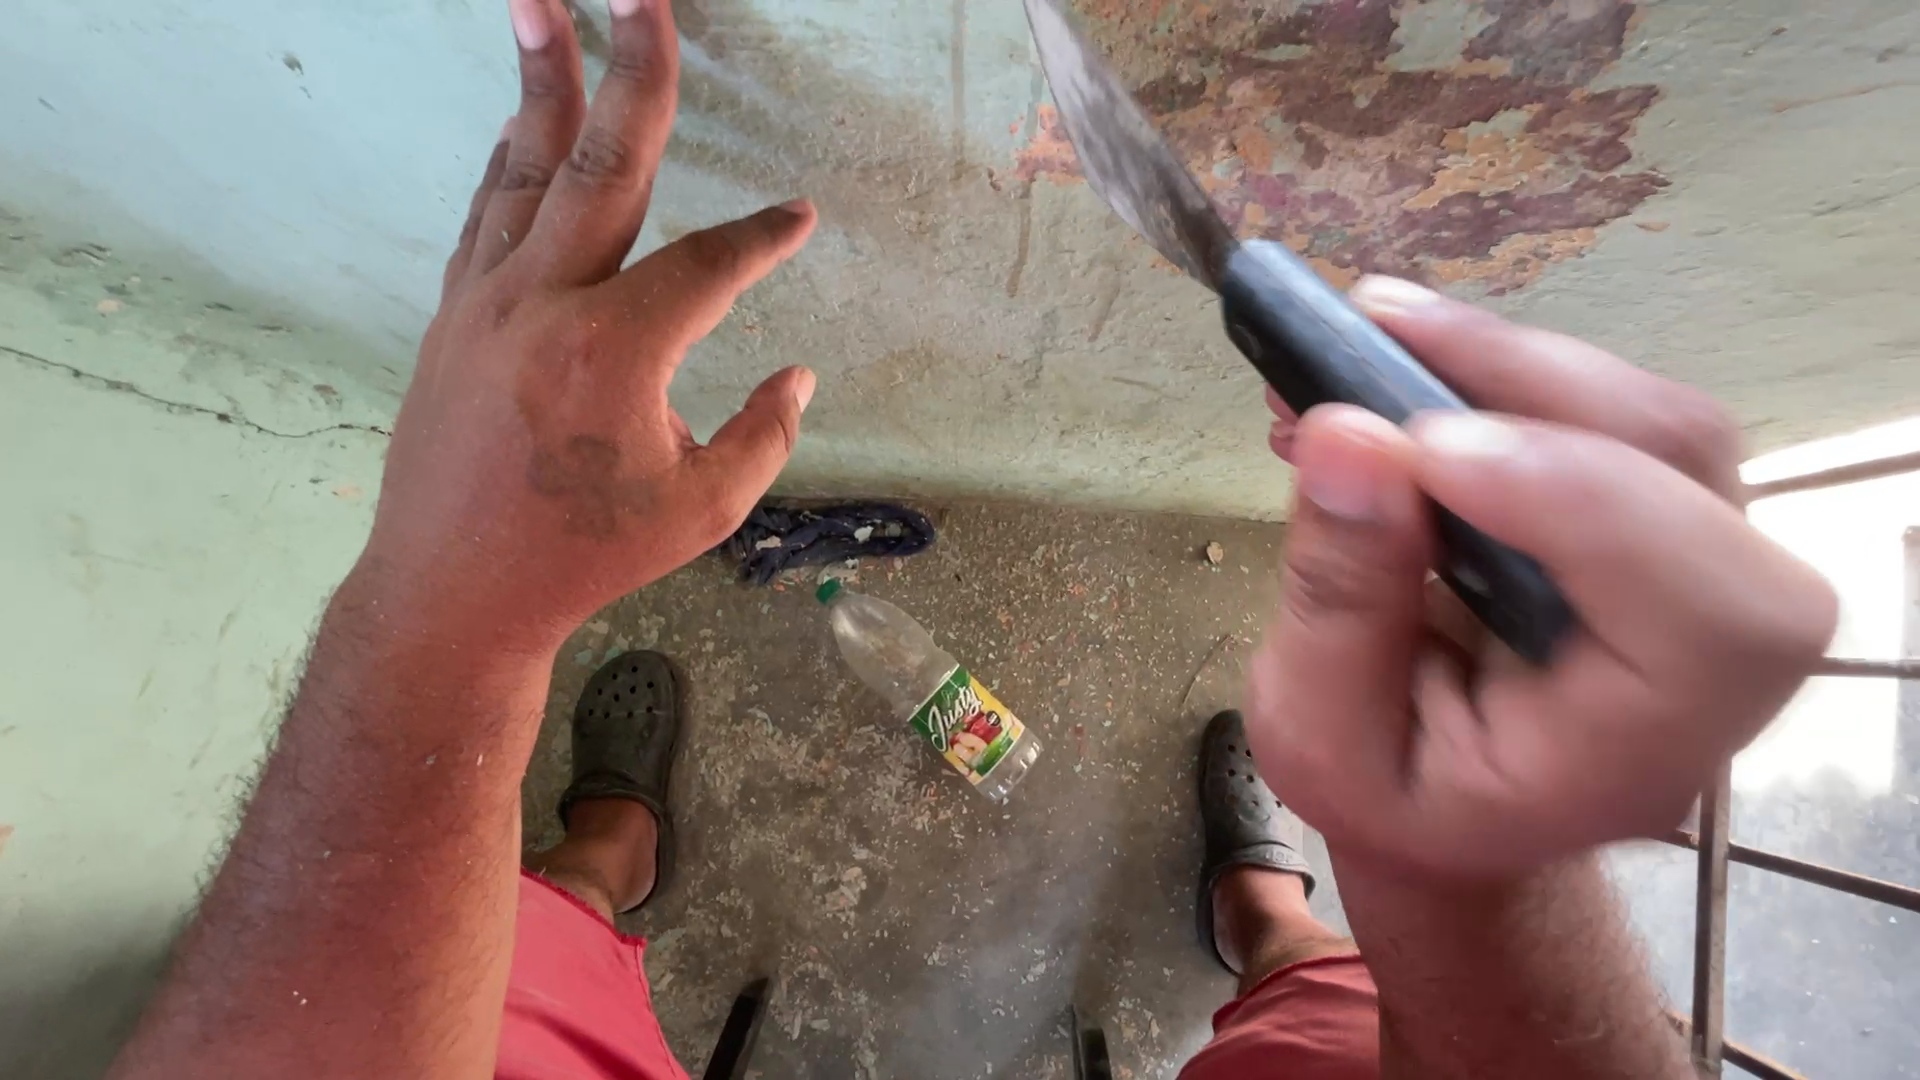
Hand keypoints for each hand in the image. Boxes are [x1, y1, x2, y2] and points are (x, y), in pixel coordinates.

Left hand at [358, 0, 815, 653]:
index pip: (711, 265)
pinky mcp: (452, 314)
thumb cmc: (591, 554)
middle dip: (634, 75)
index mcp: (617, 350)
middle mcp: (545, 302)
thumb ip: (766, 435)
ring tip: (546, 5)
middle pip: (604, 166)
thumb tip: (800, 378)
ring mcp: (486, 301)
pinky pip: (489, 212)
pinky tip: (523, 125)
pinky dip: (513, 157)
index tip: (800, 217)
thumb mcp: (707, 508)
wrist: (457, 586)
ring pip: (526, 170)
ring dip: (544, 84)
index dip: (766, 237)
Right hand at [1245, 276, 1837, 877]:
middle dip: (1514, 379)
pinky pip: (1575, 416)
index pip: (1706, 613)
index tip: (1410, 445)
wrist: (1434, 802)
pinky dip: (1474, 376)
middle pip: (1676, 467)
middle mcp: (1695, 640)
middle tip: (1362, 328)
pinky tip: (1379, 370)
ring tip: (1354, 335)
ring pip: (1632, 416)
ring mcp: (1668, 563)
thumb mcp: (1317, 728)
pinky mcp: (1615, 517)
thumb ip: (1337, 602)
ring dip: (1487, 360)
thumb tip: (1344, 439)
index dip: (1580, 503)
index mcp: (1638, 745)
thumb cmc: (1377, 792)